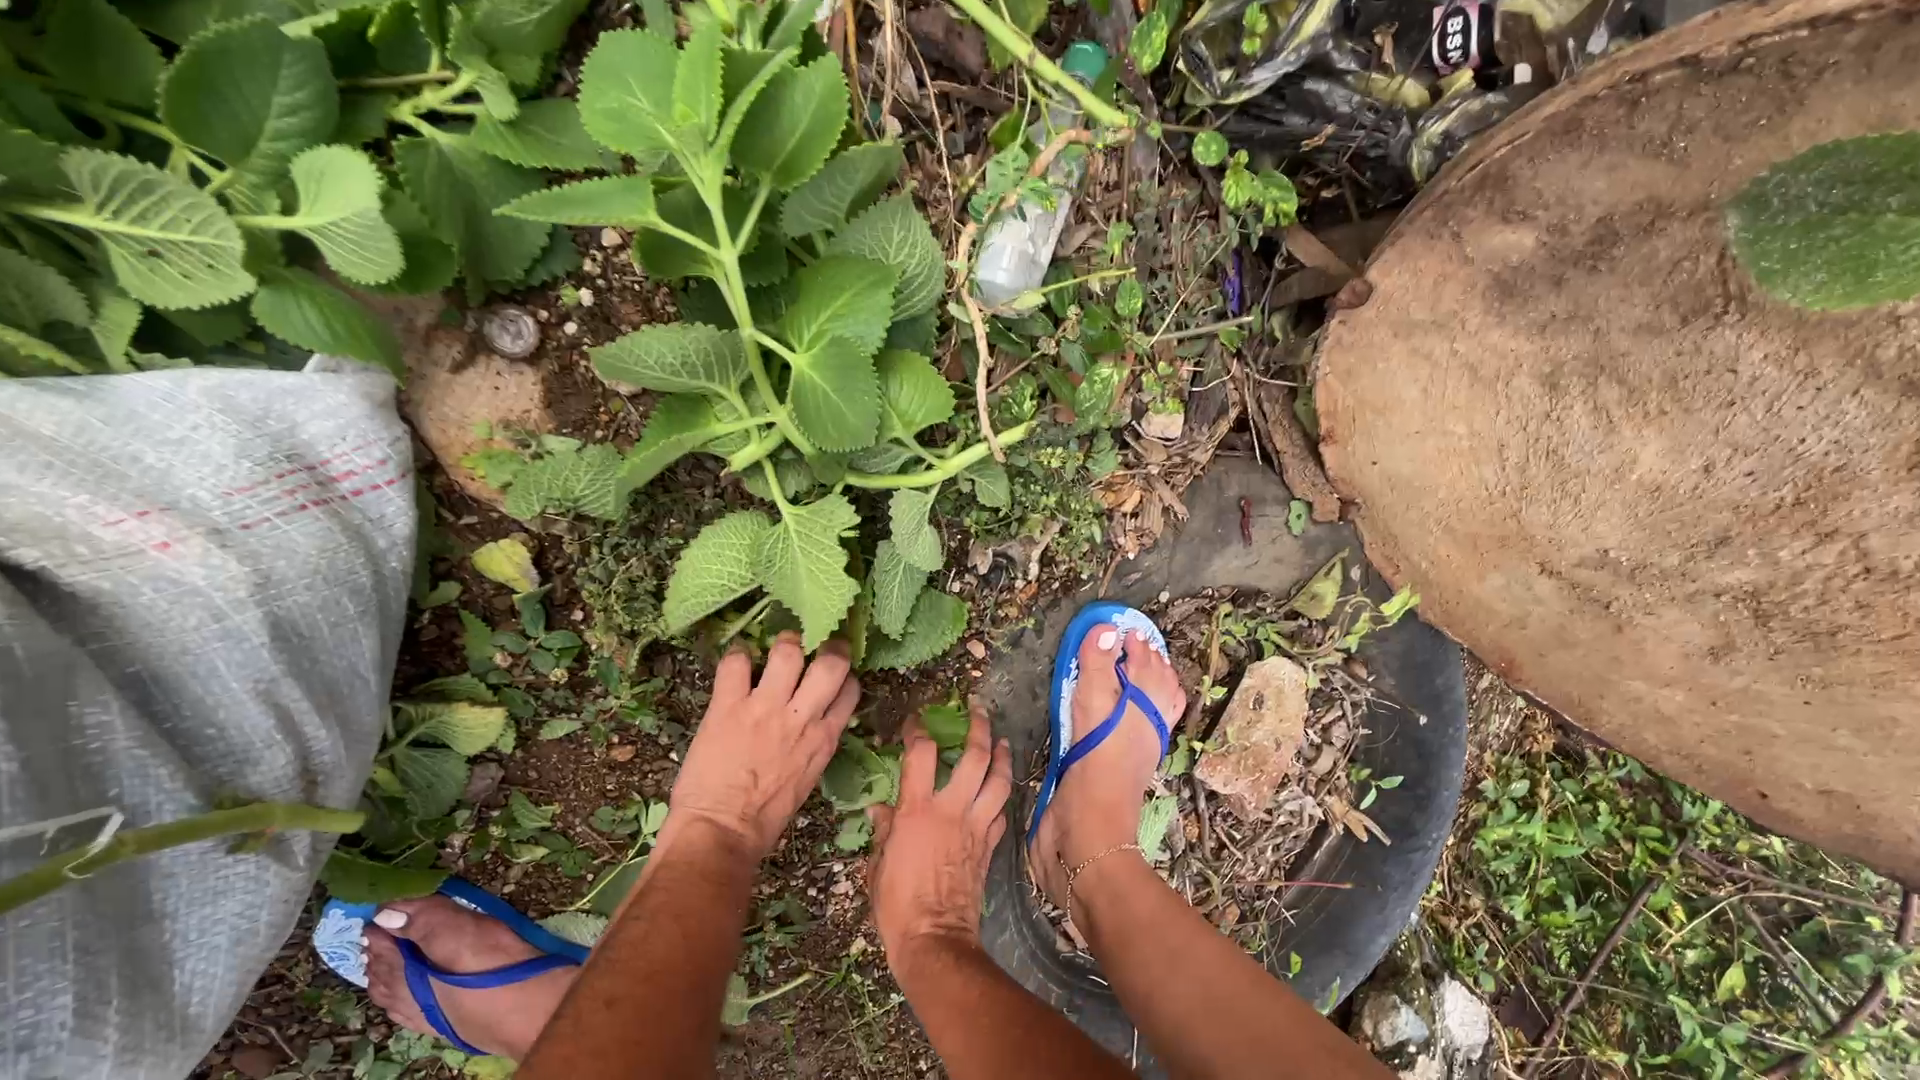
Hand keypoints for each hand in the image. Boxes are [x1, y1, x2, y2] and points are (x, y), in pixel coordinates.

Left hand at [663, 633, 859, 858]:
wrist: (722, 832)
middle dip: (827, 646)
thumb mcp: (805, 779)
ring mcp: (765, 708)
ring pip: (787, 652)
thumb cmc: (763, 819)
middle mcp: (801, 717)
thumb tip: (806, 726)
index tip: (831, 671)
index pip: (850, 690)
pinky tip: (737, 661)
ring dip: (783, 643)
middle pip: (830, 663)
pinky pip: (736, 663)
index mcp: (823, 739)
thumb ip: (811, 745)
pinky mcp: (729, 706)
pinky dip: (737, 656)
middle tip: (815, 642)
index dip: (843, 675)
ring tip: (774, 648)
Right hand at [866, 698, 1012, 974]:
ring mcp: (975, 827)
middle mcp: (951, 810)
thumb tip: (880, 810)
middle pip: (975, 757)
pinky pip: (1002, 814)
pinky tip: (1003, 790)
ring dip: (1003, 757)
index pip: (922, 754)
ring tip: (1003, 741)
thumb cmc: (896, 905)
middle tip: (978, 710)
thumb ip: (884, 831)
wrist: (935, 940)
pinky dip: (1004, 797)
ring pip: (999, 781)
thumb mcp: (878, 864)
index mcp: (917, 810)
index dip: (919, 731)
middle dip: (979, 728)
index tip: (916, 721)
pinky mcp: (990, 848)